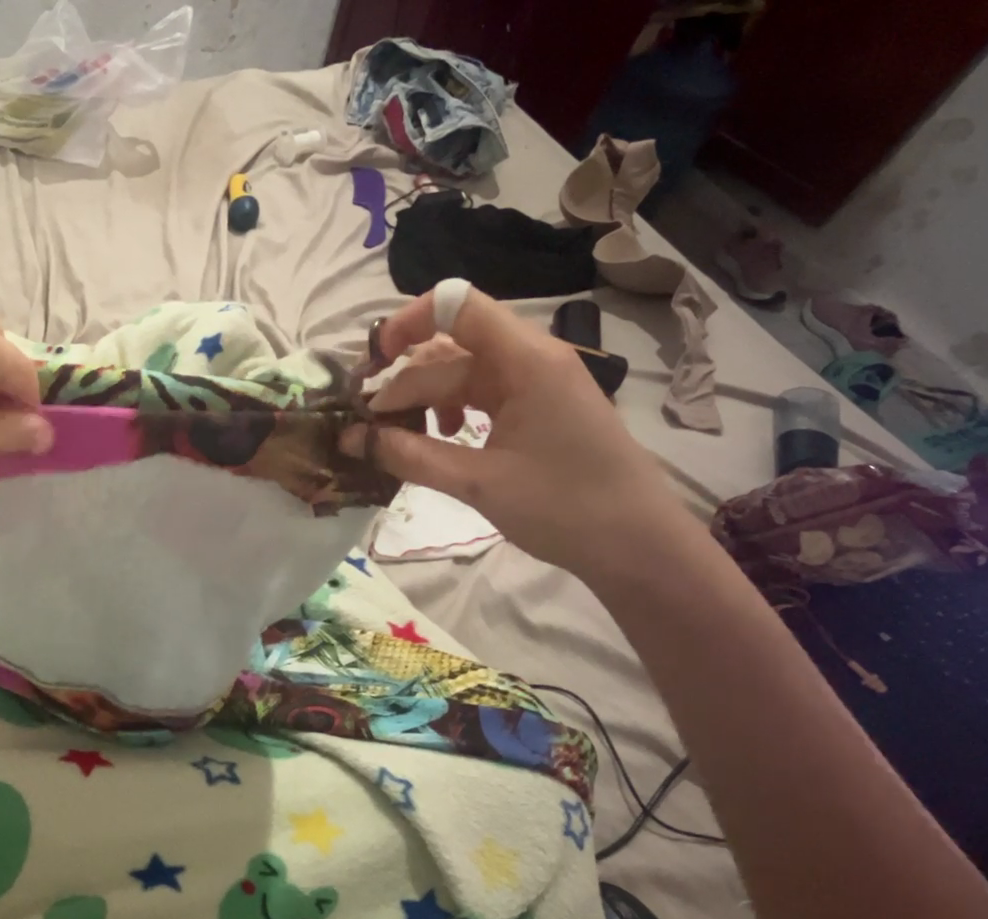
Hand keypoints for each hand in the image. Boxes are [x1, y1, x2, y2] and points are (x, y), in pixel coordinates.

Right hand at [342, 285, 694, 575]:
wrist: (638, 545)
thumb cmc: (563, 506)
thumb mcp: (477, 481)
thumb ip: (407, 454)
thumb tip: (349, 438)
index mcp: (525, 360)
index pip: (455, 305)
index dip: (405, 323)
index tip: (370, 365)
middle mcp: (531, 359)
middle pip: (449, 347)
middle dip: (403, 379)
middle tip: (365, 423)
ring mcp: (537, 383)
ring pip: (461, 373)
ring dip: (423, 399)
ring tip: (396, 437)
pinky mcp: (538, 408)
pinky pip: (481, 394)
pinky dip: (448, 411)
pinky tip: (437, 440)